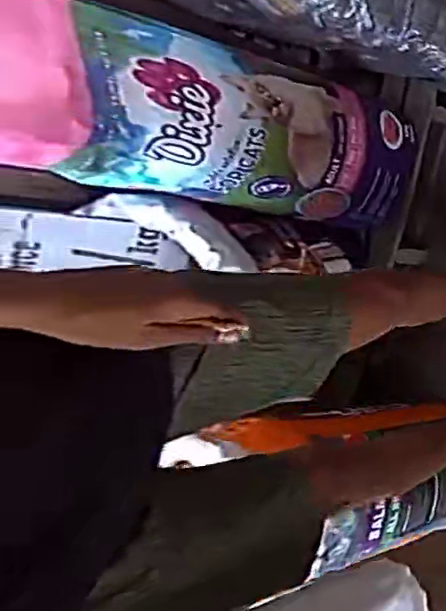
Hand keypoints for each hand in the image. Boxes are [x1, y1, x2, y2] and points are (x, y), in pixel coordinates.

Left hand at [0, 267, 247, 349]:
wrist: (40, 299)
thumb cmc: (94, 324)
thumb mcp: (146, 338)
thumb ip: (192, 334)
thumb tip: (229, 334)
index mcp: (186, 299)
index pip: (229, 309)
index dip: (237, 322)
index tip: (241, 333)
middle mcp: (177, 282)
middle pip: (208, 299)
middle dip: (213, 315)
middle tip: (208, 333)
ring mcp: (154, 274)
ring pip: (186, 292)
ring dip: (188, 307)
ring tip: (173, 323)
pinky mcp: (134, 271)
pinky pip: (165, 286)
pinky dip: (167, 299)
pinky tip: (145, 311)